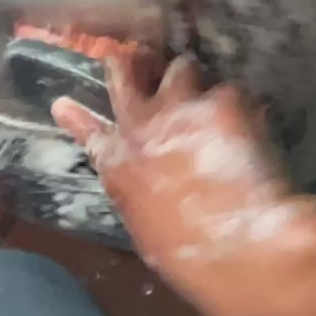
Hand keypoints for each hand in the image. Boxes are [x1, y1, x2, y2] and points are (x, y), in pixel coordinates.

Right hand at [53, 50, 315, 315]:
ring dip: (190, 79)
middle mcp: (141, 124)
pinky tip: (252, 125)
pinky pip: (230, 91)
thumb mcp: (147, 225)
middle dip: (131, 63)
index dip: (76, 116)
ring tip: (205, 95)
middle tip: (142, 60)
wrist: (244, 250)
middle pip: (124, 72)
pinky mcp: (223, 101)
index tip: (63, 103)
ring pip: (180, 67)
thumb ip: (138, 188)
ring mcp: (181, 106)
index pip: (88, 131)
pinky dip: (240, 106)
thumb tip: (146, 181)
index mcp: (118, 163)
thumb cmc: (192, 256)